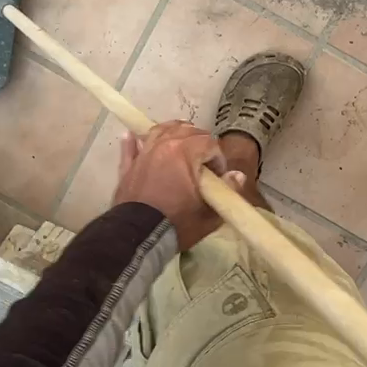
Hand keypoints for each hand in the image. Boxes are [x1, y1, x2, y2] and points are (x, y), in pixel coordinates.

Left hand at [111, 121, 243, 250]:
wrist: (138, 237)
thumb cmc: (177, 224)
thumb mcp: (209, 214)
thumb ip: (226, 191)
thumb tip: (238, 175)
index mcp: (186, 152)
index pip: (210, 142)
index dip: (218, 158)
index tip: (218, 177)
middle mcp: (164, 145)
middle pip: (186, 130)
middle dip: (200, 143)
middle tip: (204, 164)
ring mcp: (144, 153)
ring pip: (160, 130)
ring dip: (173, 134)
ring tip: (180, 145)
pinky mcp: (128, 165)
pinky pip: (131, 146)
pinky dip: (135, 141)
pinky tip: (133, 138)